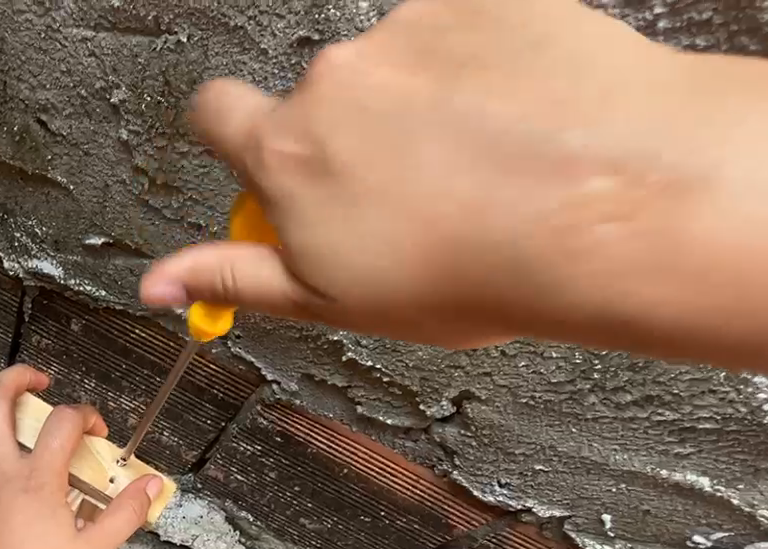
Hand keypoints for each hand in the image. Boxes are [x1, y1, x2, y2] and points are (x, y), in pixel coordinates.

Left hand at [0, 365, 163, 548]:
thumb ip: (124, 514)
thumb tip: (152, 485)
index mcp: (36, 478)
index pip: (63, 421)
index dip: (86, 414)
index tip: (97, 430)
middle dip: (17, 377)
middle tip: (38, 379)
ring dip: (0, 425)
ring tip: (21, 440)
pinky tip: (2, 488)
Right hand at [138, 0, 691, 347]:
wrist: (611, 206)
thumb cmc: (464, 268)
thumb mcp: (322, 297)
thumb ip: (229, 277)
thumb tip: (157, 284)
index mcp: (284, 152)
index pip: (214, 114)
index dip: (228, 136)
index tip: (264, 165)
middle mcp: (333, 79)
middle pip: (309, 103)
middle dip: (334, 145)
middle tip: (391, 204)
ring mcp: (410, 32)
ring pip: (386, 71)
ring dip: (407, 111)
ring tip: (464, 169)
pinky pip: (455, 32)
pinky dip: (470, 70)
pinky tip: (505, 123)